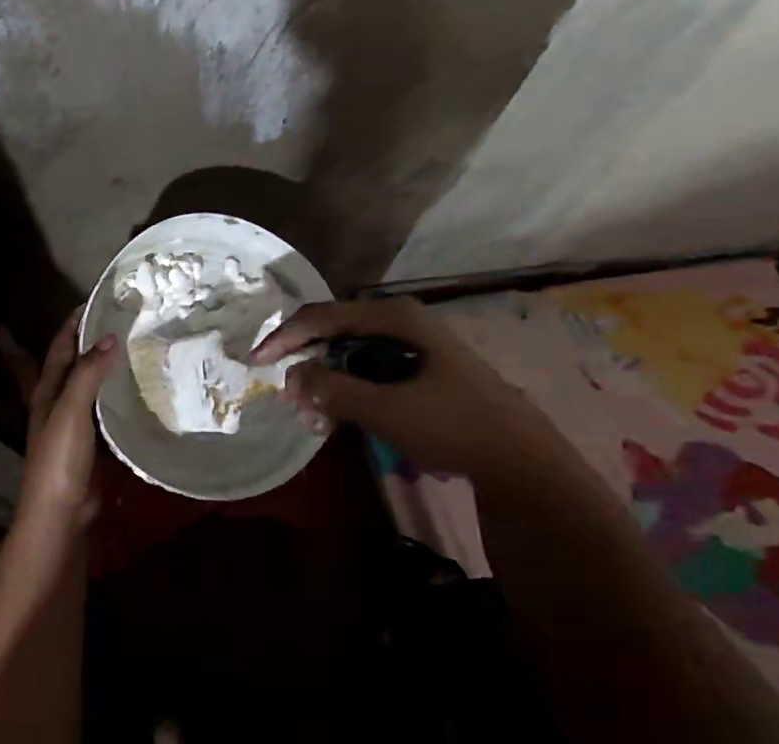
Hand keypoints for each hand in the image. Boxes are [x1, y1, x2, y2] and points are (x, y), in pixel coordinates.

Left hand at [20, 309, 120, 527]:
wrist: (61, 514)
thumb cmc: (59, 458)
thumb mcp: (70, 410)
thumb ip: (87, 373)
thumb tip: (110, 337)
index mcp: (47, 389)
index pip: (62, 344)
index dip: (76, 320)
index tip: (101, 299)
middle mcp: (60, 401)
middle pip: (77, 361)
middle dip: (96, 339)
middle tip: (128, 319)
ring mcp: (77, 422)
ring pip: (94, 384)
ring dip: (110, 365)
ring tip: (140, 346)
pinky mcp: (95, 441)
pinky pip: (108, 408)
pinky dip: (121, 393)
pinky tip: (143, 388)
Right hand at [250, 296, 538, 475]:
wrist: (521, 462)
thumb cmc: (454, 426)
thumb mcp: (388, 410)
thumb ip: (334, 389)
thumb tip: (292, 377)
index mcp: (395, 317)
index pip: (324, 316)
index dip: (286, 337)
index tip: (258, 363)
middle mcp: (401, 321)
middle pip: (335, 331)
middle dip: (307, 363)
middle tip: (288, 397)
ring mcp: (411, 345)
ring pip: (350, 354)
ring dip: (325, 382)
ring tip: (312, 418)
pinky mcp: (419, 371)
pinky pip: (368, 372)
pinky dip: (347, 391)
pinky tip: (338, 418)